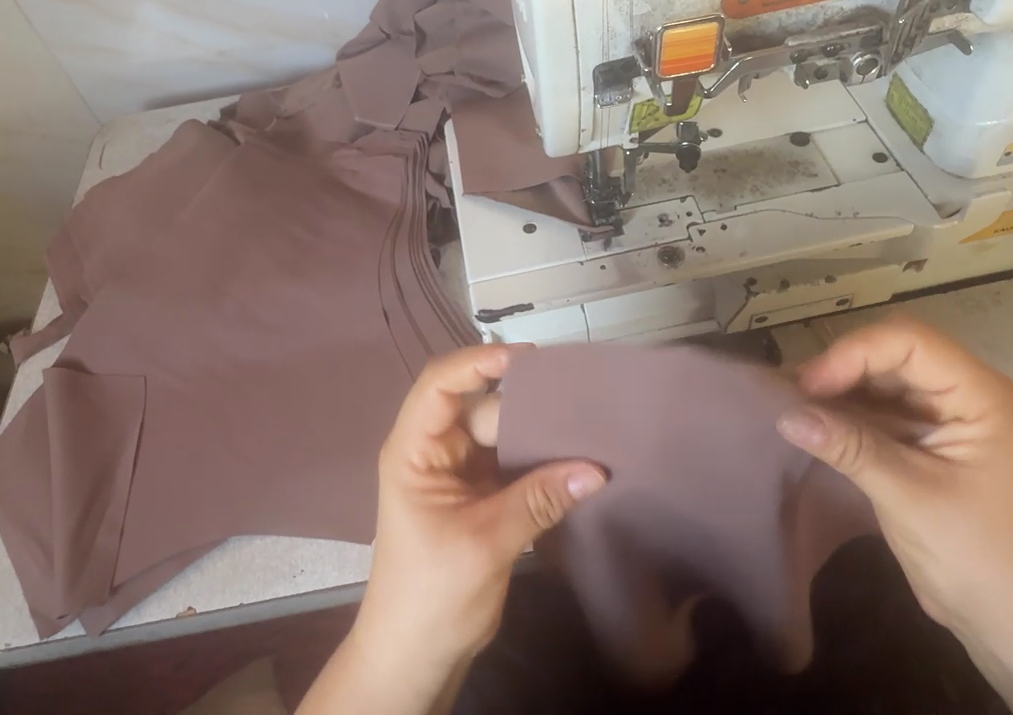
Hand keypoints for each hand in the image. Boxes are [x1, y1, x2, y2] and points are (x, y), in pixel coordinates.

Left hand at [301, 345, 605, 714]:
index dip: (478, 362)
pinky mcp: (482, 497)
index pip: (440, 385)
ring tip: (587, 423)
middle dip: (526, 402)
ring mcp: (460, 474)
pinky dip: (542, 461)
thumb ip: (539, 500)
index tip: (527, 357)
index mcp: (414, 451)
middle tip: (578, 395)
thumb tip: (598, 469)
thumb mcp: (486, 543)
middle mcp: (436, 452)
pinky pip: (514, 464)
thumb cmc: (431, 594)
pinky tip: (578, 459)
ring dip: (539, 433)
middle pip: (481, 407)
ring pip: (502, 434)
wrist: (418, 656)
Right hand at [776, 318, 1012, 714]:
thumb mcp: (912, 499)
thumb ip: (850, 448)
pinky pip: (883, 412)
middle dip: (843, 367)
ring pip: (884, 381)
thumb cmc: (983, 558)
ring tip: (795, 407)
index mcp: (983, 397)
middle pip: (895, 353)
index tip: (808, 386)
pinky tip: (815, 426)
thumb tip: (785, 415)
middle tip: (795, 395)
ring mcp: (950, 420)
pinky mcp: (930, 444)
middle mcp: (968, 395)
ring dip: (841, 391)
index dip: (853, 353)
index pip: (909, 343)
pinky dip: (848, 415)